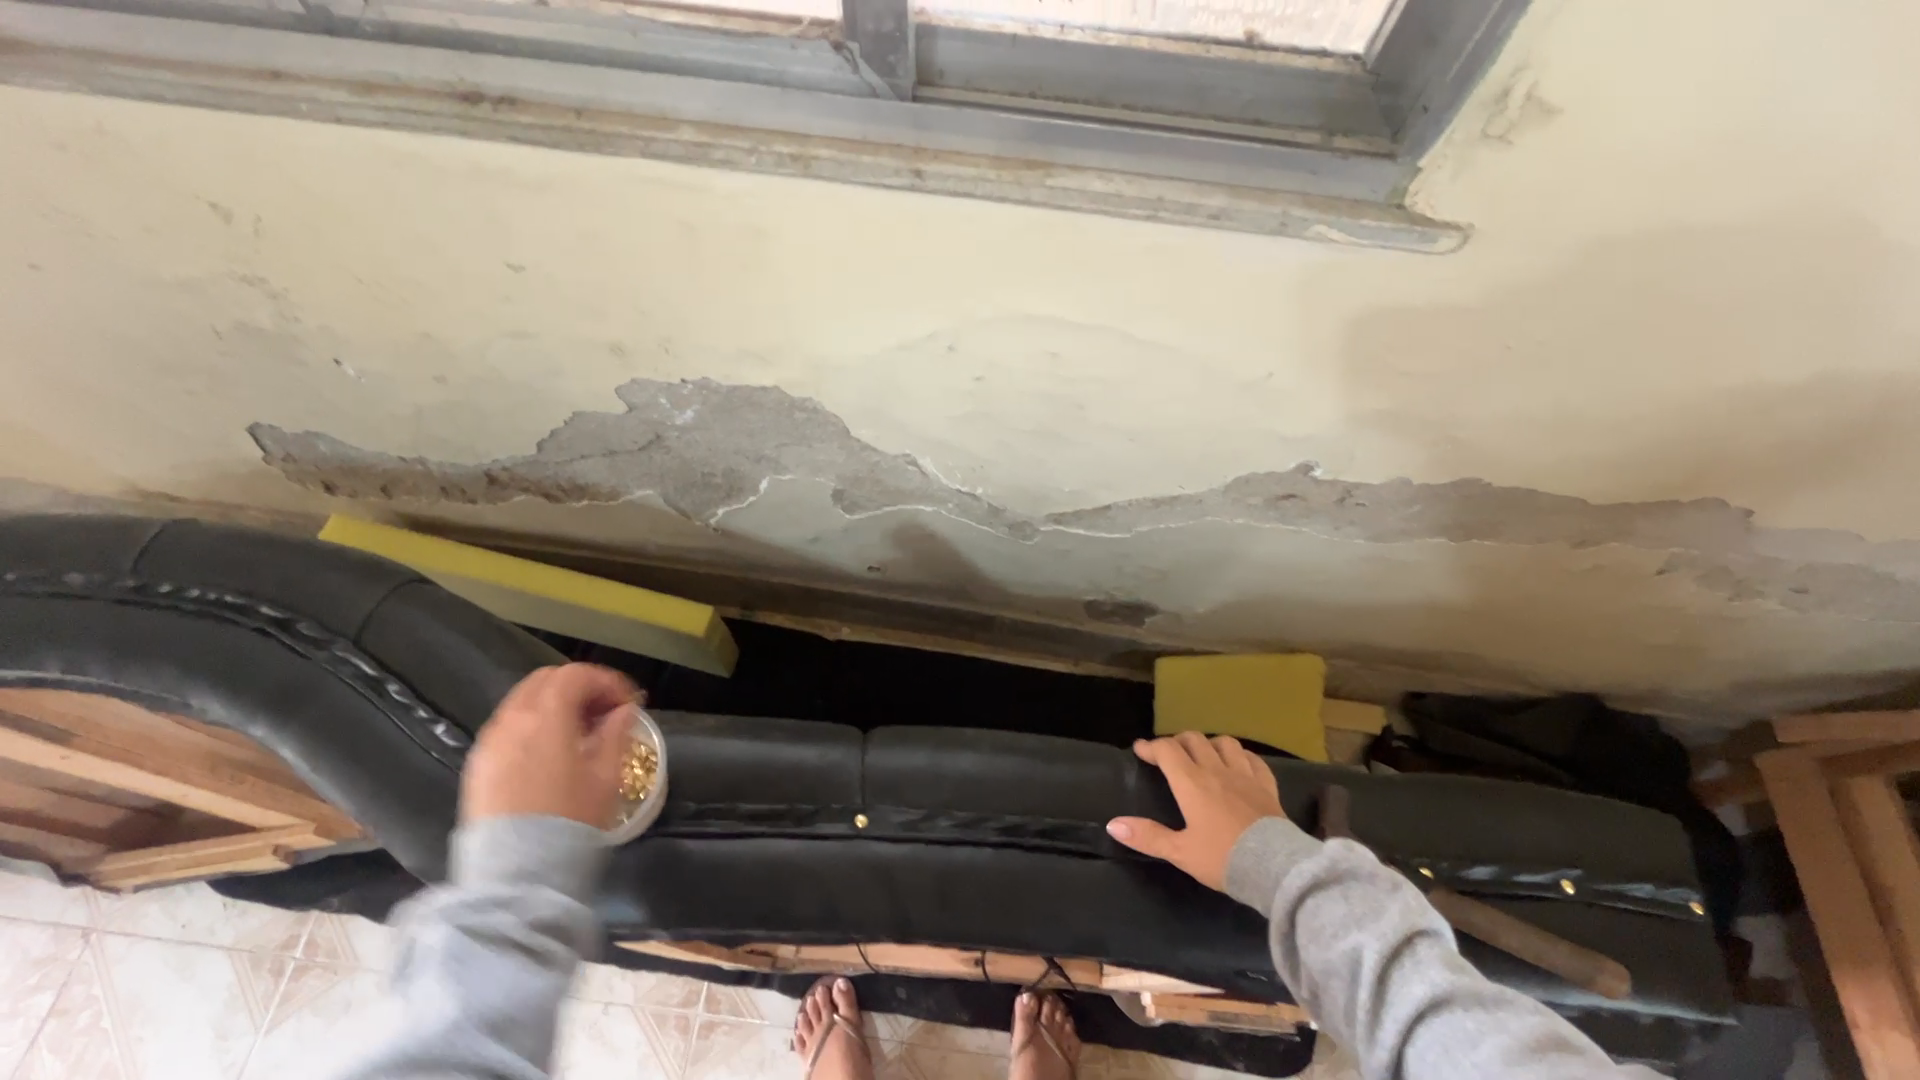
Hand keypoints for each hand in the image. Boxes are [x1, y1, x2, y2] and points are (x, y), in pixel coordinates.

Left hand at [460, 663, 642, 826]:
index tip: (629, 703)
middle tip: (605, 711)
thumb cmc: (570, 821)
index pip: (576, 675)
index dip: (608, 681)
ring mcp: (490, 741)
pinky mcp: (478, 764)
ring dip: (556, 704)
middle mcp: (511, 719)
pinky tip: (552, 751)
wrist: (517, 874)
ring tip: (581, 732)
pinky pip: (509, 726)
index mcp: (546, 717)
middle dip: (580, 687)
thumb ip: (616, 734)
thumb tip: (622, 712)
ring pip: (524, 701)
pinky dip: (533, 724)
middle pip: (546, 680)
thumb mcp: (606, 777)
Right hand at [1106, 732, 1285, 890]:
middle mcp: (1217, 771)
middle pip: (1194, 740)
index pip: (1167, 751)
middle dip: (1177, 741)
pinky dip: (1241, 756)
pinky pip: (1254, 760)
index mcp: (1192, 783)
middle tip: (1169, 754)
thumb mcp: (1180, 852)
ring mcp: (1245, 776)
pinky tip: (1239, 764)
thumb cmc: (1223, 859)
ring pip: (1225, 743)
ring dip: (1210, 744)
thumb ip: (1147, 836)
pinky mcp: (1267, 786)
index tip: (1140, 749)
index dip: (1151, 746)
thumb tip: (1113, 824)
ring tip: (1203, 755)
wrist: (1274, 868)